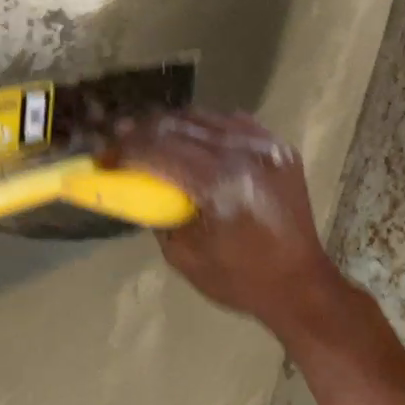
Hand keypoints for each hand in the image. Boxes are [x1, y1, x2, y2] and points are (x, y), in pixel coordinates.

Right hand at [114, 110, 351, 342]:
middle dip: (139, 132)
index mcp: (220, 184)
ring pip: (202, 117)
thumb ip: (156, 210)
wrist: (302, 286)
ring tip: (148, 139)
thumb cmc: (239, 280)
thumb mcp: (182, 253)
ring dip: (169, 127)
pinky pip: (230, 122)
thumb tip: (135, 183)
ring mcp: (266, 146)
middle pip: (176, 125)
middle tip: (116, 143)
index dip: (123, 151)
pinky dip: (203, 128)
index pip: (158, 150)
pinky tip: (190, 141)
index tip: (101, 159)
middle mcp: (245, 154)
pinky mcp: (279, 148)